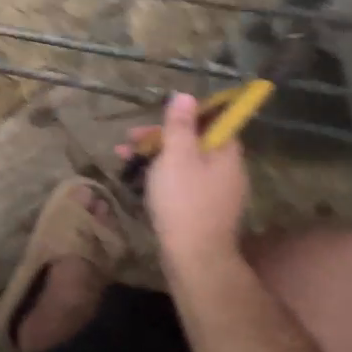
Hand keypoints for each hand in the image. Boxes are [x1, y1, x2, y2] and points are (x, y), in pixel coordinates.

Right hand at [120, 94, 247, 270]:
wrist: (194, 256)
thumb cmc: (184, 200)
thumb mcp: (176, 156)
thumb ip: (179, 125)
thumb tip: (184, 95)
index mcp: (226, 154)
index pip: (216, 123)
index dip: (189, 114)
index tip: (160, 115)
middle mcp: (227, 171)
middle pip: (196, 142)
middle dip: (162, 135)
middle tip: (131, 137)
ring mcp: (217, 192)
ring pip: (185, 162)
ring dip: (156, 154)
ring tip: (124, 155)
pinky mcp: (204, 209)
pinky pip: (183, 181)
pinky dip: (162, 174)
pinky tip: (139, 178)